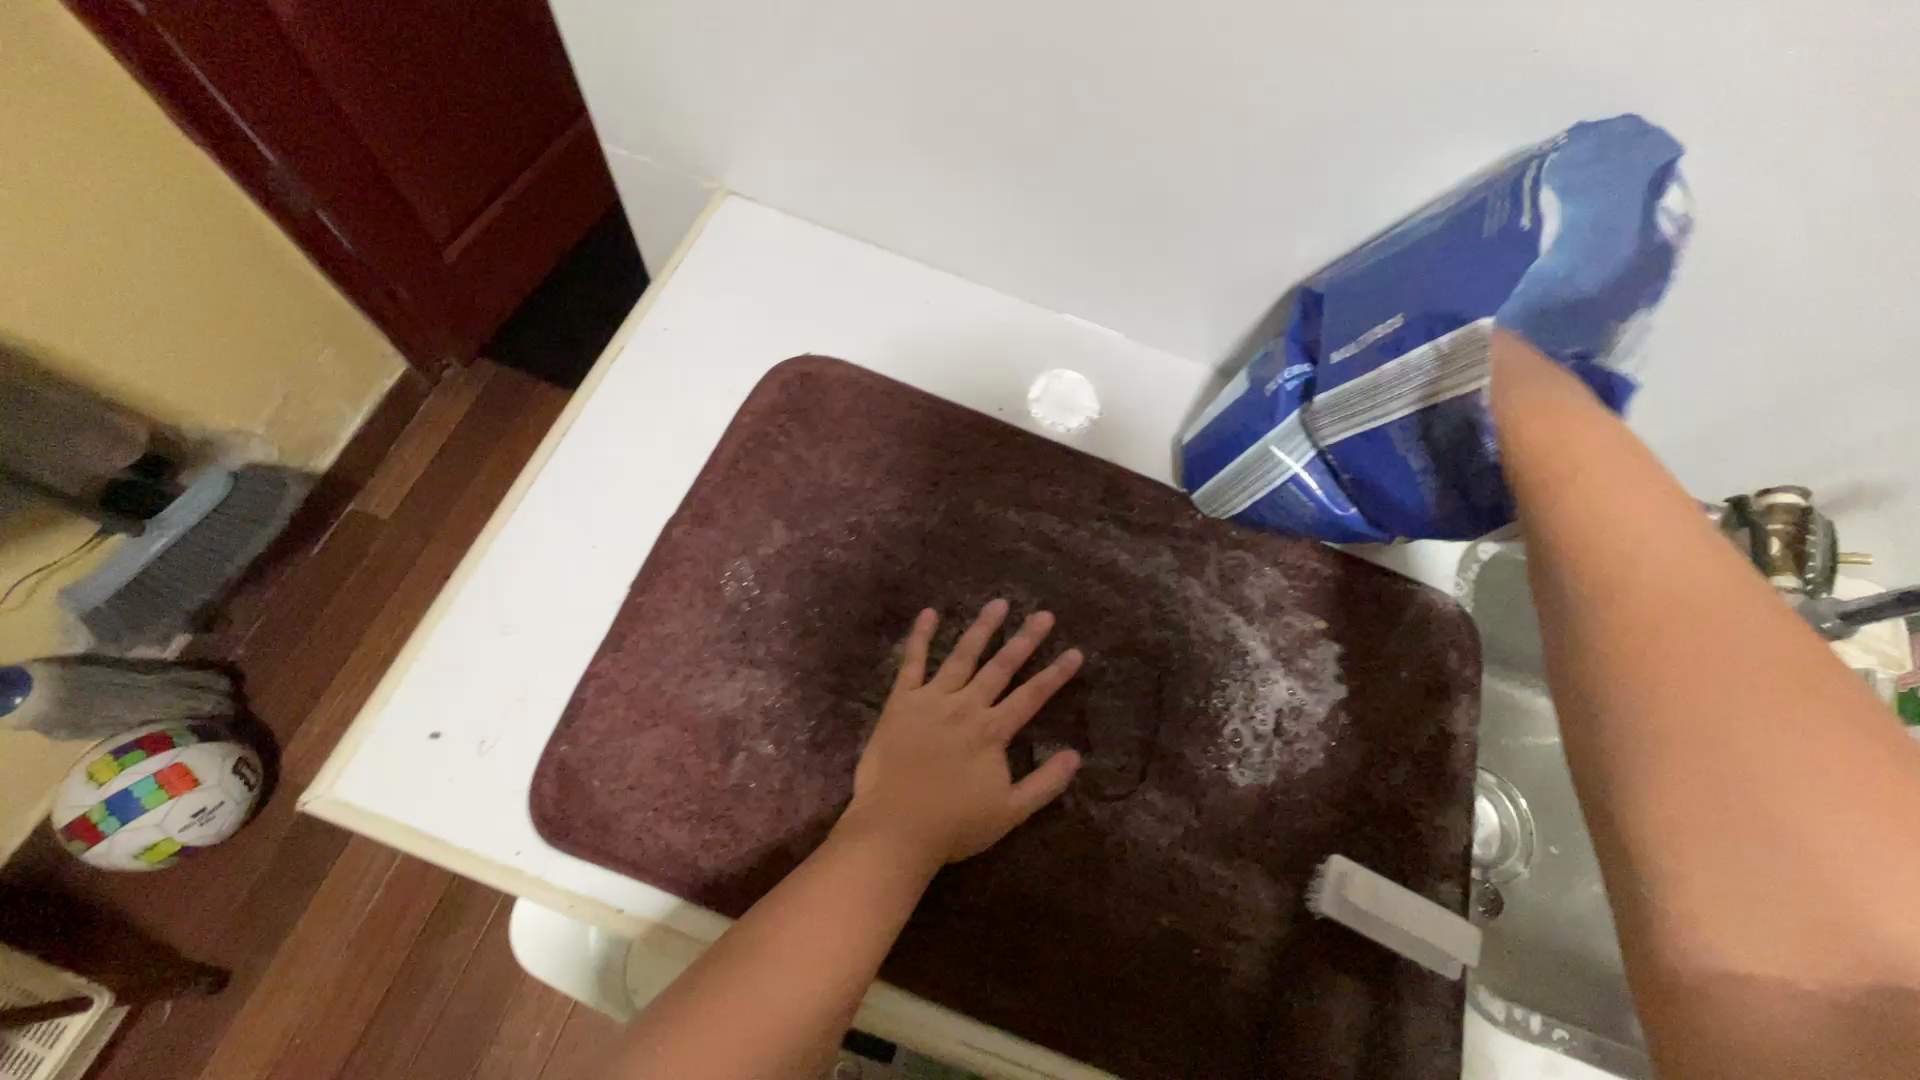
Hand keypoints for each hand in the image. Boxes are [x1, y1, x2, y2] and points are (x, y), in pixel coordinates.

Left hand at [836, 600, 1083, 868]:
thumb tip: (1076, 756)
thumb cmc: (954, 825)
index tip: (1075, 651)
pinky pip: (911, 663)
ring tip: (998, 604)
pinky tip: (929, 614)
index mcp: (992, 731)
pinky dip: (920, 637)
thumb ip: (1045, 783)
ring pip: (962, 656)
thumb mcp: (1010, 812)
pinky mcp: (900, 702)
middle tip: (1044, 614)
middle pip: (1001, 667)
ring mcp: (931, 700)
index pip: (1032, 695)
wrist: (895, 828)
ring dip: (982, 628)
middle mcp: (966, 706)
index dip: (1056, 673)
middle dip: (1025, 639)